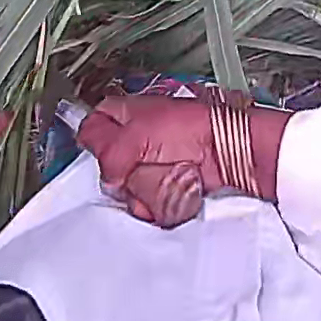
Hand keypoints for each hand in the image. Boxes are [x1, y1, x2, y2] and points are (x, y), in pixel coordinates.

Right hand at [78, 93, 289, 210]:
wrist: (228, 154)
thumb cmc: (190, 129)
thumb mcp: (138, 133)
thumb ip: (109, 152)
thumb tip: (107, 179)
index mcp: (123, 114)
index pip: (92, 128)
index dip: (96, 144)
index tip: (106, 156)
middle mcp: (133, 140)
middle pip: (107, 167)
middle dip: (124, 174)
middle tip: (141, 164)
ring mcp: (148, 167)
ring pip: (126, 190)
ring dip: (145, 188)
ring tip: (167, 173)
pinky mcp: (162, 190)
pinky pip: (146, 205)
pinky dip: (160, 202)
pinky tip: (176, 188)